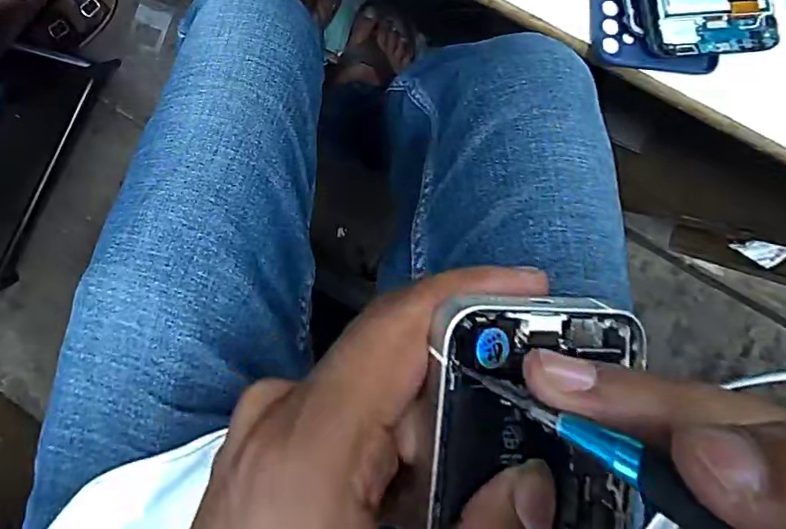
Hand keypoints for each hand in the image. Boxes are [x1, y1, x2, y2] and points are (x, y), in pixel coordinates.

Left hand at [191, 266, 547, 528]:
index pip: (394, 326)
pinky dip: (382, 444)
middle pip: (386, 362)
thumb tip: (531, 483)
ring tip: (448, 497)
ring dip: (420, 428)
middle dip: (457, 387)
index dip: (462, 291)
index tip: (526, 284)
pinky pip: (332, 419)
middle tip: (516, 436)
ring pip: (364, 394)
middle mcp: (276, 412)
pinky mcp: (253, 448)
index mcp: (307, 438)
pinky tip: (405, 501)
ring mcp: (257, 427)